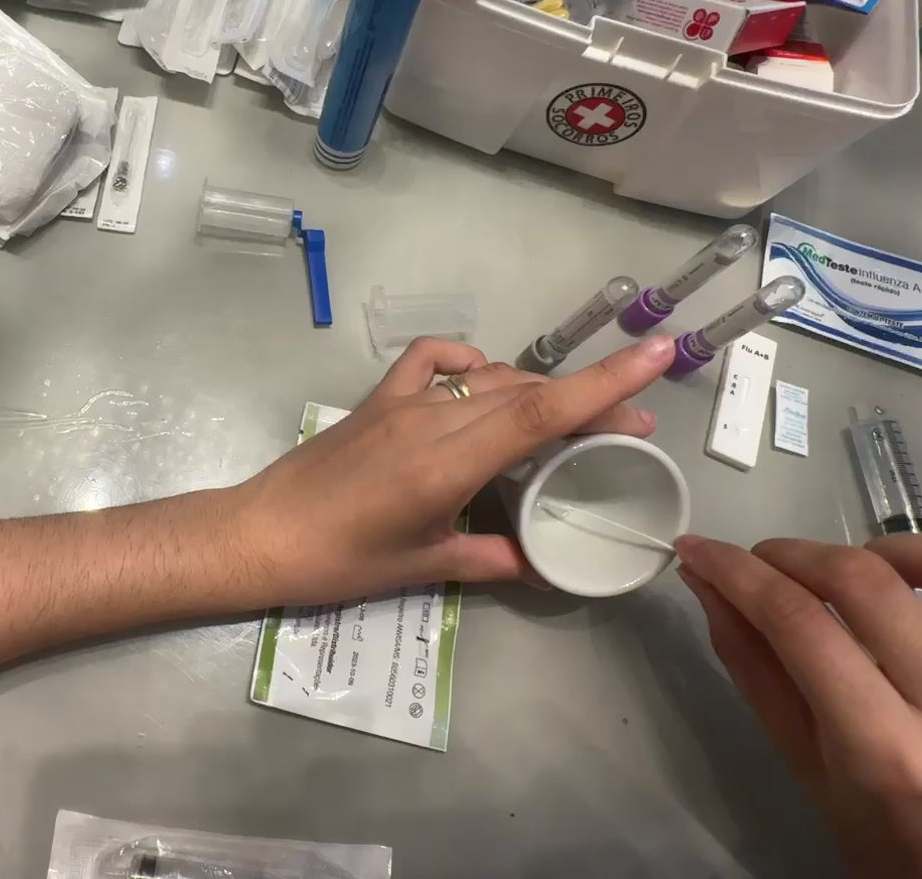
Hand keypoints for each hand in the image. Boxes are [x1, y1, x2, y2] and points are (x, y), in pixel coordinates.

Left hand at [224, 334, 674, 606]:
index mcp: (447, 463)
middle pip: (525, 393)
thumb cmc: (340, 560)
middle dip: (587, 401)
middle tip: (631, 427)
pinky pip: (428, 360)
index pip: (541, 413)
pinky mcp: (375, 399)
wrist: (263, 532)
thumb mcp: (422, 566)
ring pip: (486, 379)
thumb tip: (539, 562)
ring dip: (534, 389)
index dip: (606, 383)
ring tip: (567, 415)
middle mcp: (429, 419)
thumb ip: (489, 558)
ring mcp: (398, 402)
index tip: (658, 354)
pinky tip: (479, 378)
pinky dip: (465, 361)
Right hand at [677, 534, 921, 878]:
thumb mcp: (802, 759)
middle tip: (771, 562)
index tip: (699, 548)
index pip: (795, 621)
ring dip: (903, 550)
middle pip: (868, 583)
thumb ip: (750, 660)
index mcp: (891, 754)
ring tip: (875, 573)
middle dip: (794, 553)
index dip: (734, 570)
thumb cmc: (891, 840)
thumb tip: (705, 576)